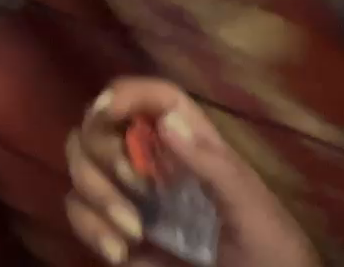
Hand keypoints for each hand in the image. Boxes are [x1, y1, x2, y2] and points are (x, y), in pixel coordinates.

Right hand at [66, 78, 318, 266]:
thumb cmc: (269, 264)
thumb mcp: (258, 221)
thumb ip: (218, 170)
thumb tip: (167, 121)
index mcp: (194, 151)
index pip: (158, 99)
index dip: (130, 93)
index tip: (109, 112)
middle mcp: (153, 163)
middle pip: (100, 123)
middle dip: (105, 153)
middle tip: (137, 190)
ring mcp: (127, 194)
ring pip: (79, 159)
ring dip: (96, 191)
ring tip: (132, 234)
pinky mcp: (108, 225)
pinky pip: (74, 204)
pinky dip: (89, 226)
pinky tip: (118, 253)